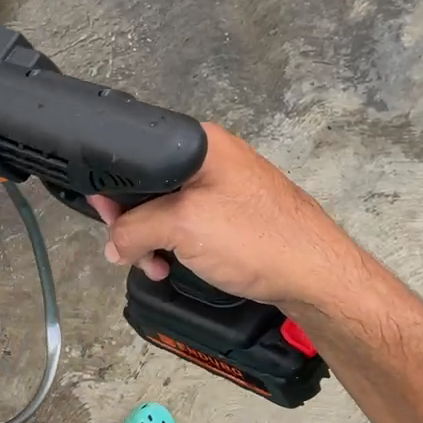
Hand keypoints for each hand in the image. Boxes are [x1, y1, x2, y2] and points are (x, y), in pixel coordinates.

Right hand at [88, 123, 370, 312]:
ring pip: (162, 211)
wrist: (316, 277)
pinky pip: (184, 226)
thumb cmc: (257, 239)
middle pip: (145, 187)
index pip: (134, 157)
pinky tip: (170, 266)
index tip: (106, 219)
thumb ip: (131, 230)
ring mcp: (222, 189)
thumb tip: (113, 247)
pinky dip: (170, 247)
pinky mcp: (231, 217)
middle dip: (130, 222)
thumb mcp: (179, 226)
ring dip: (148, 240)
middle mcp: (210, 160)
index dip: (113, 190)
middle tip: (129, 248)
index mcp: (199, 144)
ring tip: (153, 265)